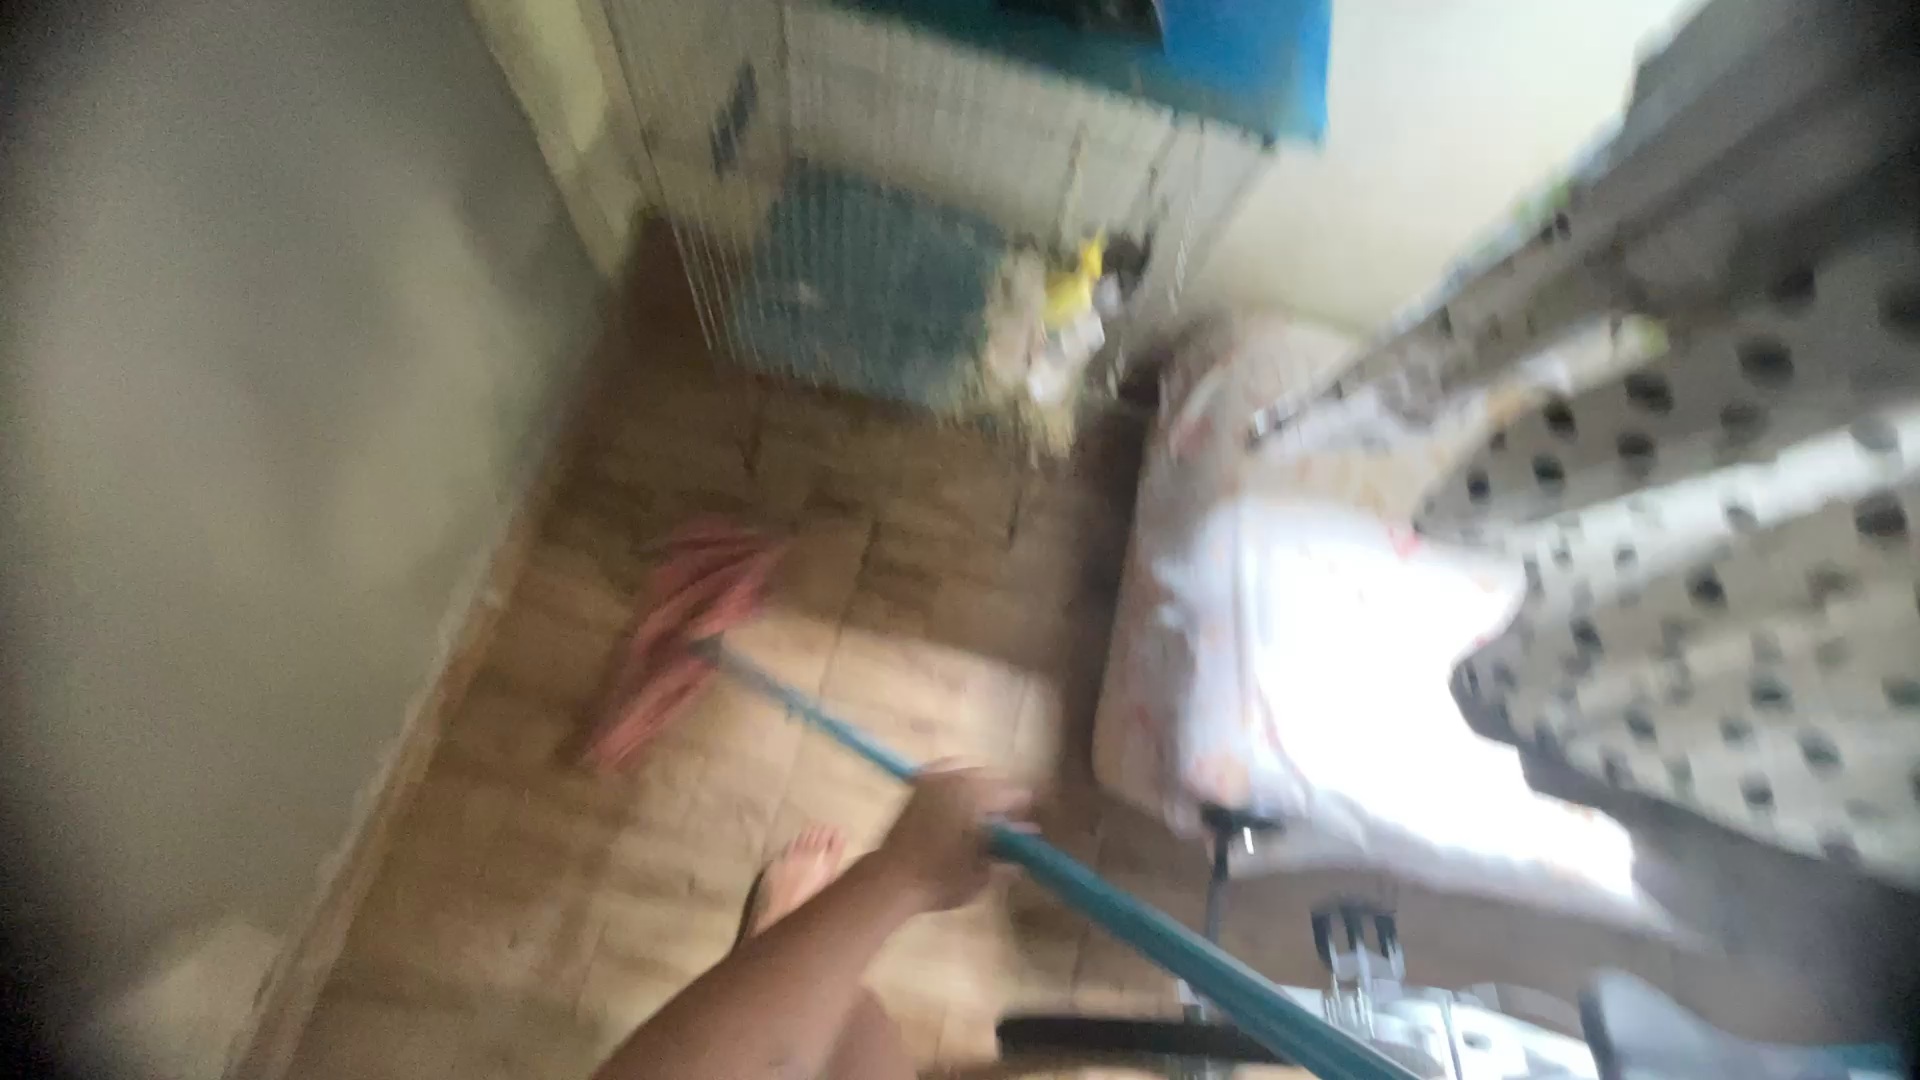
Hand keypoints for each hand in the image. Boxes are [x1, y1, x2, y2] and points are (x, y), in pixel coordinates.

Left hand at [873, 761, 1029, 912]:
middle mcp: (960, 783)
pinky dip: (956, 774)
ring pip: (971, 771)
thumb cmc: (941, 881)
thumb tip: (1029, 836)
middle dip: (1003, 795)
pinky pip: (945, 768)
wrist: (893, 878)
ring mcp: (937, 780)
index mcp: (979, 802)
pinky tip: (958, 787)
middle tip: (1006, 818)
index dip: (1023, 807)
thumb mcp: (983, 875)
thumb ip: (1009, 853)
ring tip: (983, 807)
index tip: (1027, 822)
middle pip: (993, 779)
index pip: (1013, 794)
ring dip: (982, 785)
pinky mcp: (920, 784)